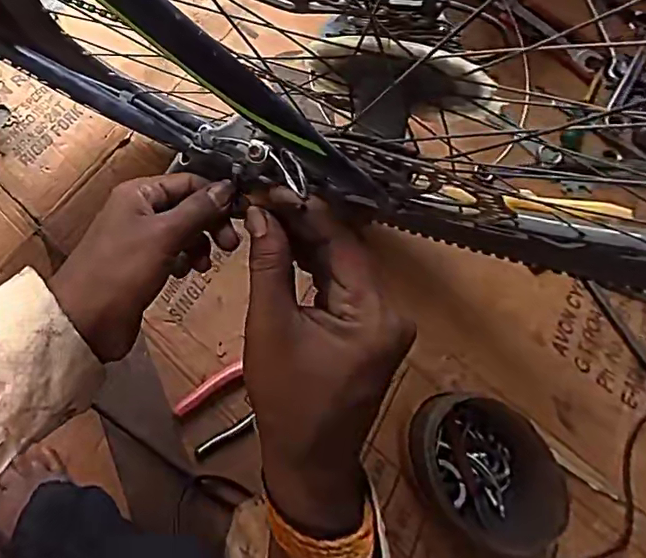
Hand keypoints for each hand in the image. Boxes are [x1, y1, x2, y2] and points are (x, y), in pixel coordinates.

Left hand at [48, 173, 238, 361]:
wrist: (87, 318)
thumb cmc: (118, 271)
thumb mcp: (163, 235)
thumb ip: (197, 210)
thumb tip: (226, 188)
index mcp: (137, 193)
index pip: (186, 182)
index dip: (214, 195)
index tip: (241, 214)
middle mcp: (137, 209)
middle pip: (186, 206)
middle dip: (209, 223)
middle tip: (228, 244)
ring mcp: (138, 236)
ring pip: (181, 230)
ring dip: (198, 244)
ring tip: (202, 264)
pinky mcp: (141, 261)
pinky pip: (172, 251)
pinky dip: (183, 258)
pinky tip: (183, 272)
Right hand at [243, 187, 414, 538]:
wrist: (307, 457)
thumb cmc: (288, 397)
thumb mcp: (271, 322)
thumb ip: (269, 262)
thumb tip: (260, 213)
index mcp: (374, 312)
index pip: (340, 240)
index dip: (302, 209)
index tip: (268, 188)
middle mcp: (387, 311)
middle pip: (341, 248)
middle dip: (299, 221)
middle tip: (259, 197)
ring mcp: (378, 320)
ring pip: (337, 261)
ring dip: (301, 238)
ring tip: (263, 213)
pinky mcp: (363, 326)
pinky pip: (334, 280)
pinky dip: (307, 261)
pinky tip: (280, 243)